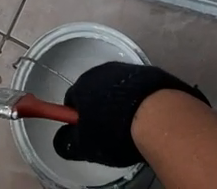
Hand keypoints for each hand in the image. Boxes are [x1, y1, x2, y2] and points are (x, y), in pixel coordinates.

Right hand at [52, 62, 208, 167]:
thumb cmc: (115, 131)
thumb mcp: (86, 147)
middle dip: (98, 108)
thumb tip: (60, 140)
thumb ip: (68, 143)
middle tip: (108, 131)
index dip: (78, 118)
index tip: (87, 133)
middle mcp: (100, 71)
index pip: (71, 100)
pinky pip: (133, 86)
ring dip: (118, 102)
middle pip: (93, 90)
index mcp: (82, 86)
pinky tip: (143, 113)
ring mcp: (124, 69)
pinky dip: (135, 97)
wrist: (156, 114)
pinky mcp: (145, 72)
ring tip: (129, 124)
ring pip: (114, 87)